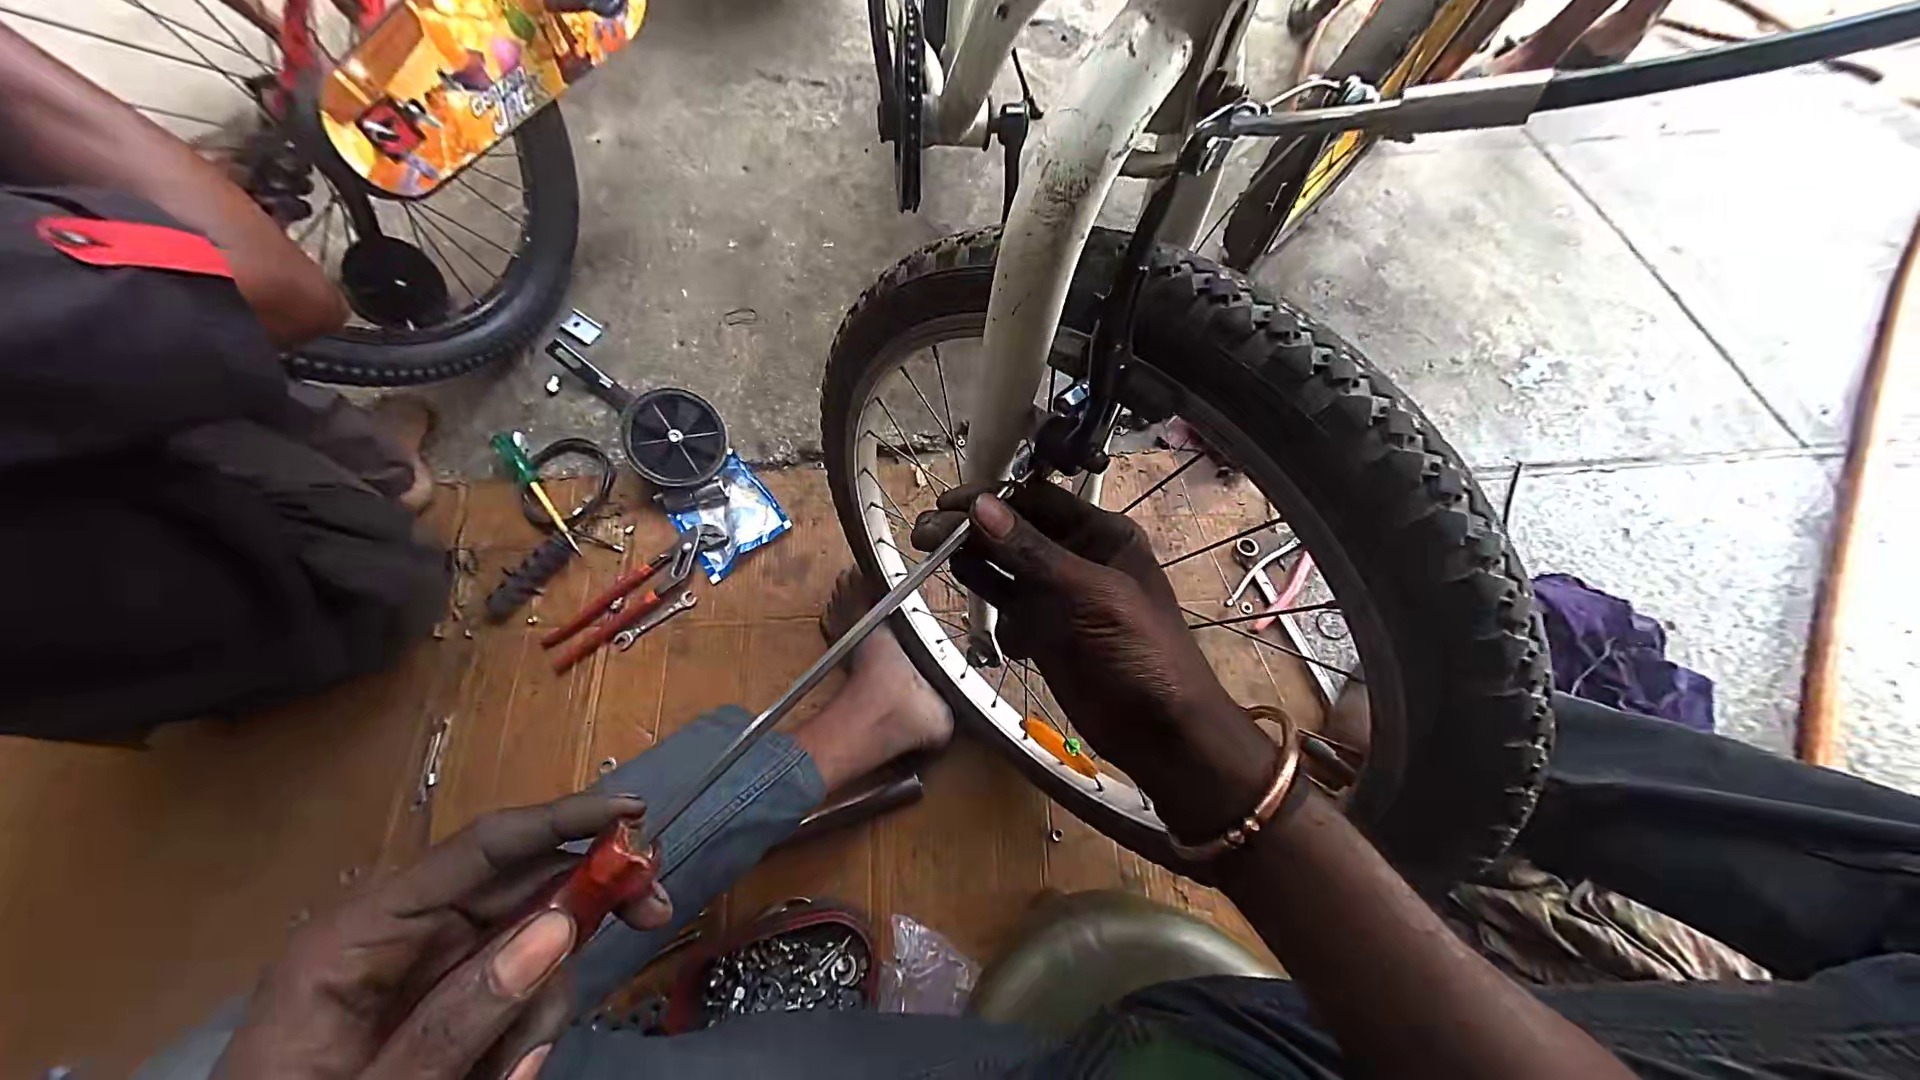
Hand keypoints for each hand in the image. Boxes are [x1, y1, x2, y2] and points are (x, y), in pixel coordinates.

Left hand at [215, 793, 673, 1079]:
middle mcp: (404, 934)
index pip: (483, 847)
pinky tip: (508, 1068)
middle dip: (592, 899)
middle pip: (526, 883)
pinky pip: (522, 982)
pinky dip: (533, 1020)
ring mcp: (430, 967)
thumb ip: (457, 1021)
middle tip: (653, 912)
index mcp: (361, 936)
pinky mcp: (450, 999)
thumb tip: (560, 925)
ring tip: (520, 1066)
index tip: (634, 813)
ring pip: (535, 937)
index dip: (564, 818)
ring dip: (551, 991)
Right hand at [912, 482, 1278, 840]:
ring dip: (972, 560)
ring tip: (929, 550)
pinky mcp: (1042, 630)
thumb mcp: (1089, 594)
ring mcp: (1056, 596)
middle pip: (1014, 533)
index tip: (949, 504)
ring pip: (1005, 568)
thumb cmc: (1141, 652)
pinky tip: (994, 617)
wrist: (1161, 731)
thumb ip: (1032, 552)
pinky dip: (994, 607)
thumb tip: (980, 508)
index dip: (993, 499)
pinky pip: (1008, 606)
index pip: (1037, 503)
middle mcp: (1074, 558)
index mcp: (1100, 536)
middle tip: (926, 530)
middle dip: (972, 529)